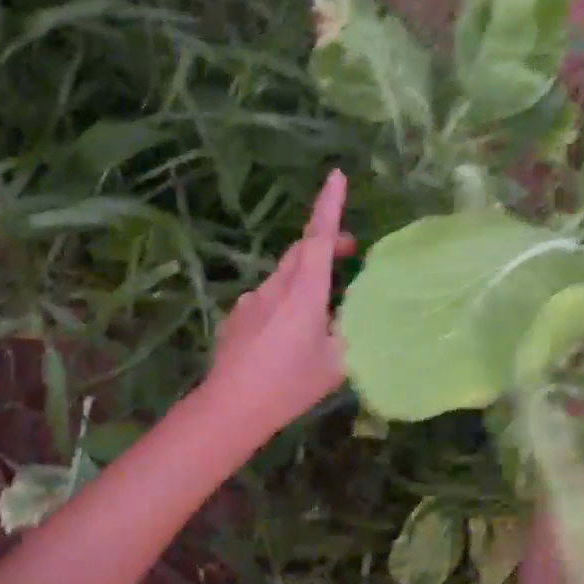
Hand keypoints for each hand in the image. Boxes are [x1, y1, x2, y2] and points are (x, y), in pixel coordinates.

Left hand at [205, 169, 355, 437]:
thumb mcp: (335, 362)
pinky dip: (283, 304)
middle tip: (351, 252)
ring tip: (321, 312)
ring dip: (305, 279)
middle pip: (301, 252)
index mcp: (304, 291)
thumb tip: (347, 315)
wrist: (231, 407)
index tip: (336, 176)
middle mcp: (275, 287)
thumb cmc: (289, 385)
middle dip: (326, 243)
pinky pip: (266, 300)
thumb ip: (346, 331)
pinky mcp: (236, 319)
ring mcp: (251, 301)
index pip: (319, 237)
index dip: (330, 205)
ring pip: (283, 278)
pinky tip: (286, 337)